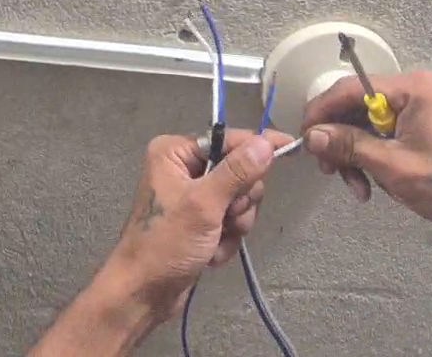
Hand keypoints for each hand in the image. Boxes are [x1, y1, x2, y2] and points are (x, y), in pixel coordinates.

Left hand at [98, 129, 291, 320]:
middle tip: (226, 218)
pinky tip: (210, 253)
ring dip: (233, 225)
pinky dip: (226, 239)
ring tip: (215, 240)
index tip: (288, 145)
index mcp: (175, 152)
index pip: (226, 140)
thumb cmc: (167, 243)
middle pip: (237, 171)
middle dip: (238, 202)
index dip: (256, 146)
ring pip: (237, 200)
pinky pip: (230, 221)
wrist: (143, 292)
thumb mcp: (204, 205)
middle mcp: (182, 167)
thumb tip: (264, 143)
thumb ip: (236, 173)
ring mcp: (192, 195)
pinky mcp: (199, 220)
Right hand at [301, 71, 431, 238]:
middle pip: (356, 106)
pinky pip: (386, 134)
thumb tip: (311, 136)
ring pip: (368, 123)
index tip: (305, 139)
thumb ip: (349, 146)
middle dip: (341, 140)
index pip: (349, 88)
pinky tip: (376, 182)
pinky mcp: (425, 126)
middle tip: (331, 172)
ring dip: (357, 154)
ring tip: (360, 188)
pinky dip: (375, 156)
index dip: (321, 112)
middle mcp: (414, 88)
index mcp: (410, 87)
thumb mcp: (394, 167)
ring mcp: (421, 107)